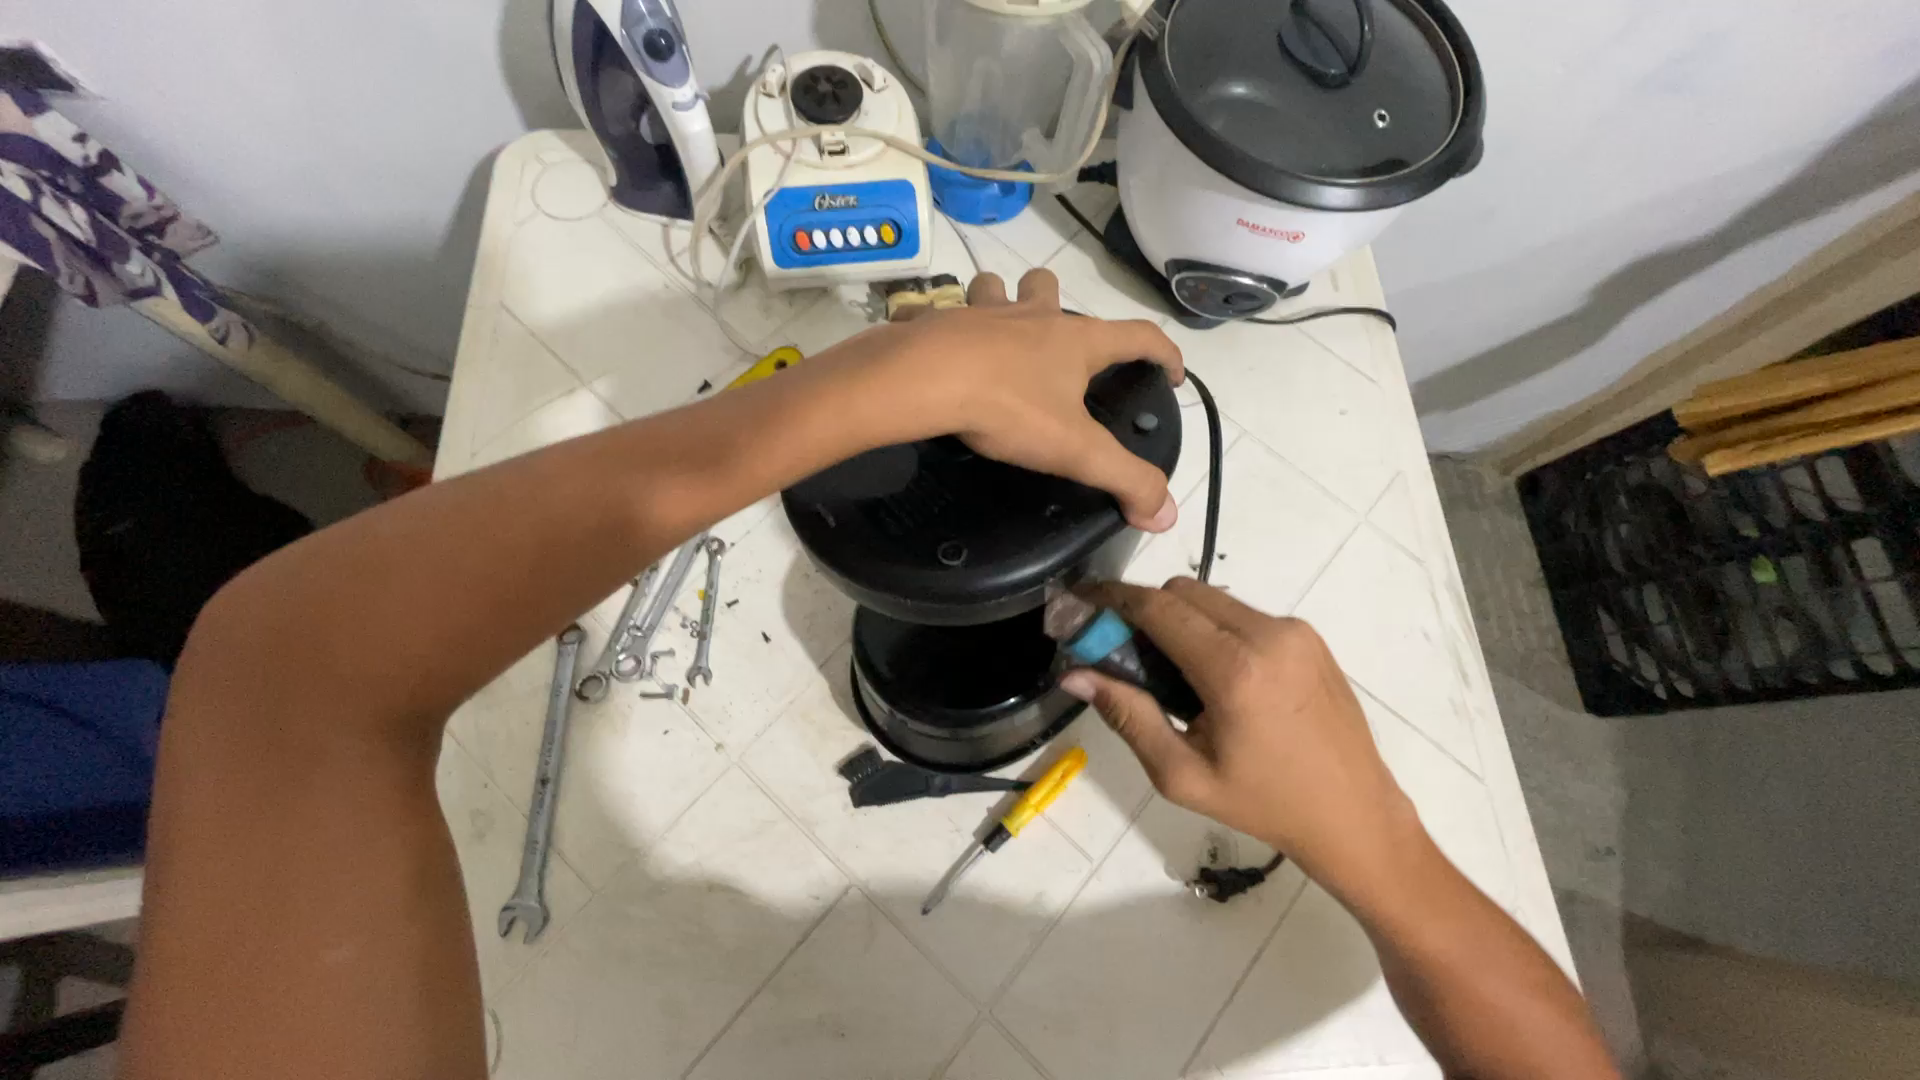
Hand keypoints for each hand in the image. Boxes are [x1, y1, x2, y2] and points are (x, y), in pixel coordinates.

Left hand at [828, 269, 1184, 531]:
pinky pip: (938, 312)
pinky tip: (939, 348)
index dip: (1163, 352)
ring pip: (994, 286)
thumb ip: (1124, 479)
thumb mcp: (1075, 451)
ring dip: (999, 300)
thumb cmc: (1009, 407)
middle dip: (1059, 305)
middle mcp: (1030, 316)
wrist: (924, 379)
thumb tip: (1166, 514)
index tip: (1171, 371)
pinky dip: (941, 324)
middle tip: (1054, 343)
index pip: (1138, 335)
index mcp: (1074, 341)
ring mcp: (980, 312)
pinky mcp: (936, 322)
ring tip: (996, 332)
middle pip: (1051, 287)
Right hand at [1060, 578, 1424, 896]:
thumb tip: (1074, 675)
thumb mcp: (1181, 775)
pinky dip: (1214, 629)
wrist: (1355, 817)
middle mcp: (1269, 634)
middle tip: (1122, 647)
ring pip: (1215, 599)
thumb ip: (1126, 715)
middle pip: (1184, 591)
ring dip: (1180, 618)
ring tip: (1170, 670)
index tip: (1082, 601)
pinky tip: (1212, 676)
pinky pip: (1244, 614)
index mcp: (1235, 670)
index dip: (1113, 597)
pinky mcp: (1310, 638)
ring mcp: (1295, 631)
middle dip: (1145, 608)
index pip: (1159, 607)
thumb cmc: (1263, 804)